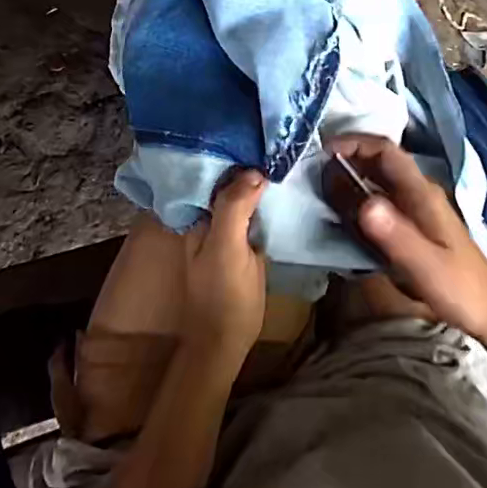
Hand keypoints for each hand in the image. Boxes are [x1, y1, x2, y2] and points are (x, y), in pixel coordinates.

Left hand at [180, 170, 269, 362]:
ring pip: (246, 201)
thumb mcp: (226, 247)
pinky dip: (268, 206)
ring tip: (287, 166)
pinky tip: (286, 196)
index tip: (265, 145)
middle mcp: (211, 221)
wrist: (228, 342)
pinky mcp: (246, 247)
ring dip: (262, 187)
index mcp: (199, 217)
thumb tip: (255, 171)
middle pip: (232, 186)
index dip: (238, 160)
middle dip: (252, 170)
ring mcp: (229, 234)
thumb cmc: (224, 295)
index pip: (217, 177)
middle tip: (282, 152)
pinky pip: (256, 217)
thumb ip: (234, 207)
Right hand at [330, 136, 486, 345]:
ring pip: (380, 179)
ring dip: (353, 177)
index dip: (354, 144)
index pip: (386, 151)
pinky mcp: (415, 224)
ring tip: (324, 190)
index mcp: (422, 193)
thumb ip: (395, 235)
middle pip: (381, 161)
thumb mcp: (424, 266)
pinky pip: (383, 199)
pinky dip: (361, 197)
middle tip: (316, 173)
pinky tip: (347, 215)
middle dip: (348, 158)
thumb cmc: (459, 289)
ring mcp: (418, 207)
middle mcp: (419, 193)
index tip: (324, 152)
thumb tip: (364, 204)